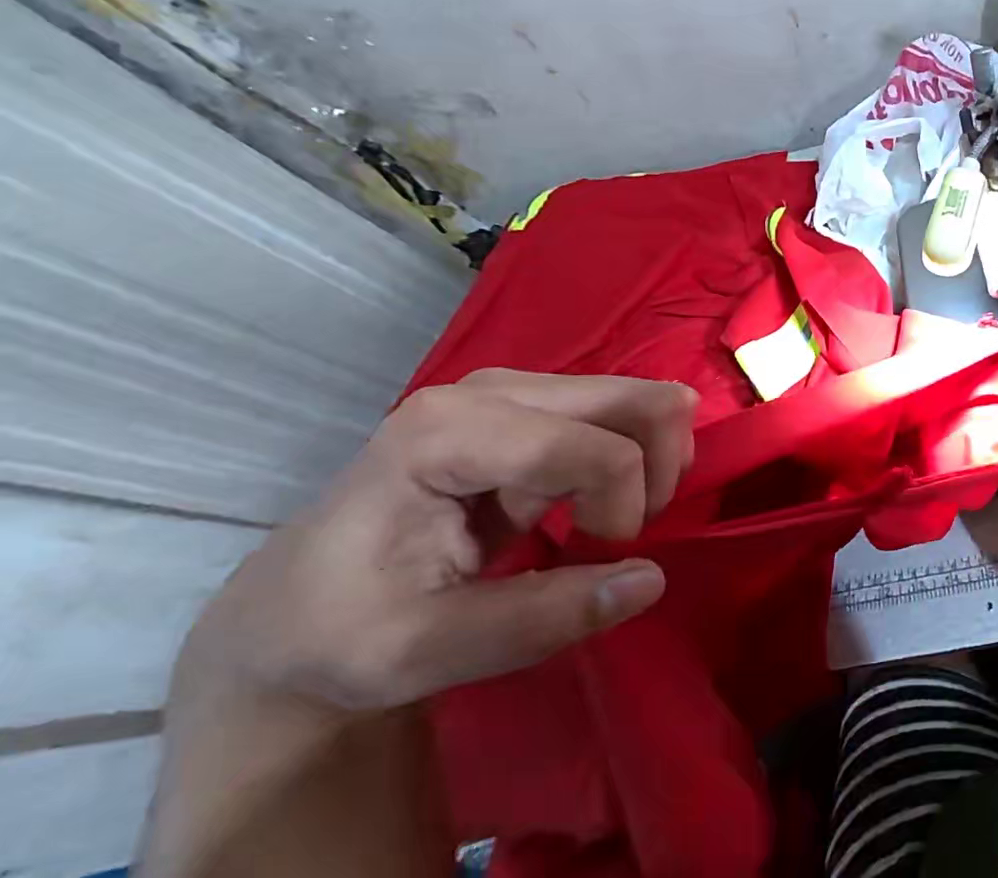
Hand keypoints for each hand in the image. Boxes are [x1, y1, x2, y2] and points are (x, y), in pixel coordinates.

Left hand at [176, 368, 697, 716]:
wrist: (296, 610)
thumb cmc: (342, 632)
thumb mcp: (421, 653)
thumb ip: (538, 620)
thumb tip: (651, 579)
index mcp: (449, 431)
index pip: (601, 453)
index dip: (623, 514)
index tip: (592, 564)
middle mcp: (491, 388)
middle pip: (638, 403)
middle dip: (656, 475)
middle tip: (626, 536)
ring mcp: (516, 388)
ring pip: (644, 402)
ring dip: (653, 467)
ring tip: (614, 522)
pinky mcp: (535, 404)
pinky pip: (627, 414)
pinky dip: (640, 460)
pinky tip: (605, 502)